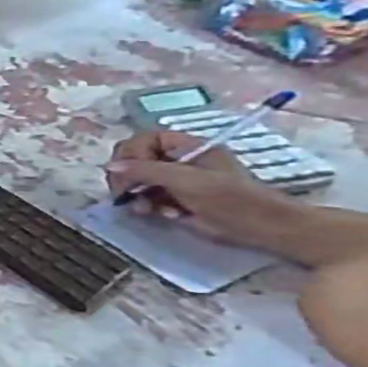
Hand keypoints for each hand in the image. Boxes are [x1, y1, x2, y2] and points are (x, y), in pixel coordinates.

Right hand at [104, 130, 302, 248]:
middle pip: (134, 160)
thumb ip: (146, 171)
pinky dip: (142, 206)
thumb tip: (108, 166)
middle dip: (126, 177)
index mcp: (187, 147)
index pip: (144, 140)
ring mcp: (173, 181)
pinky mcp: (170, 199)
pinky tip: (152, 213)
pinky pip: (142, 198)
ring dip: (133, 195)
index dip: (131, 153)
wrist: (259, 227)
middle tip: (125, 193)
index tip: (128, 172)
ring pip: (134, 181)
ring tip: (142, 208)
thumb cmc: (229, 198)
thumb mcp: (186, 180)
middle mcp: (177, 161)